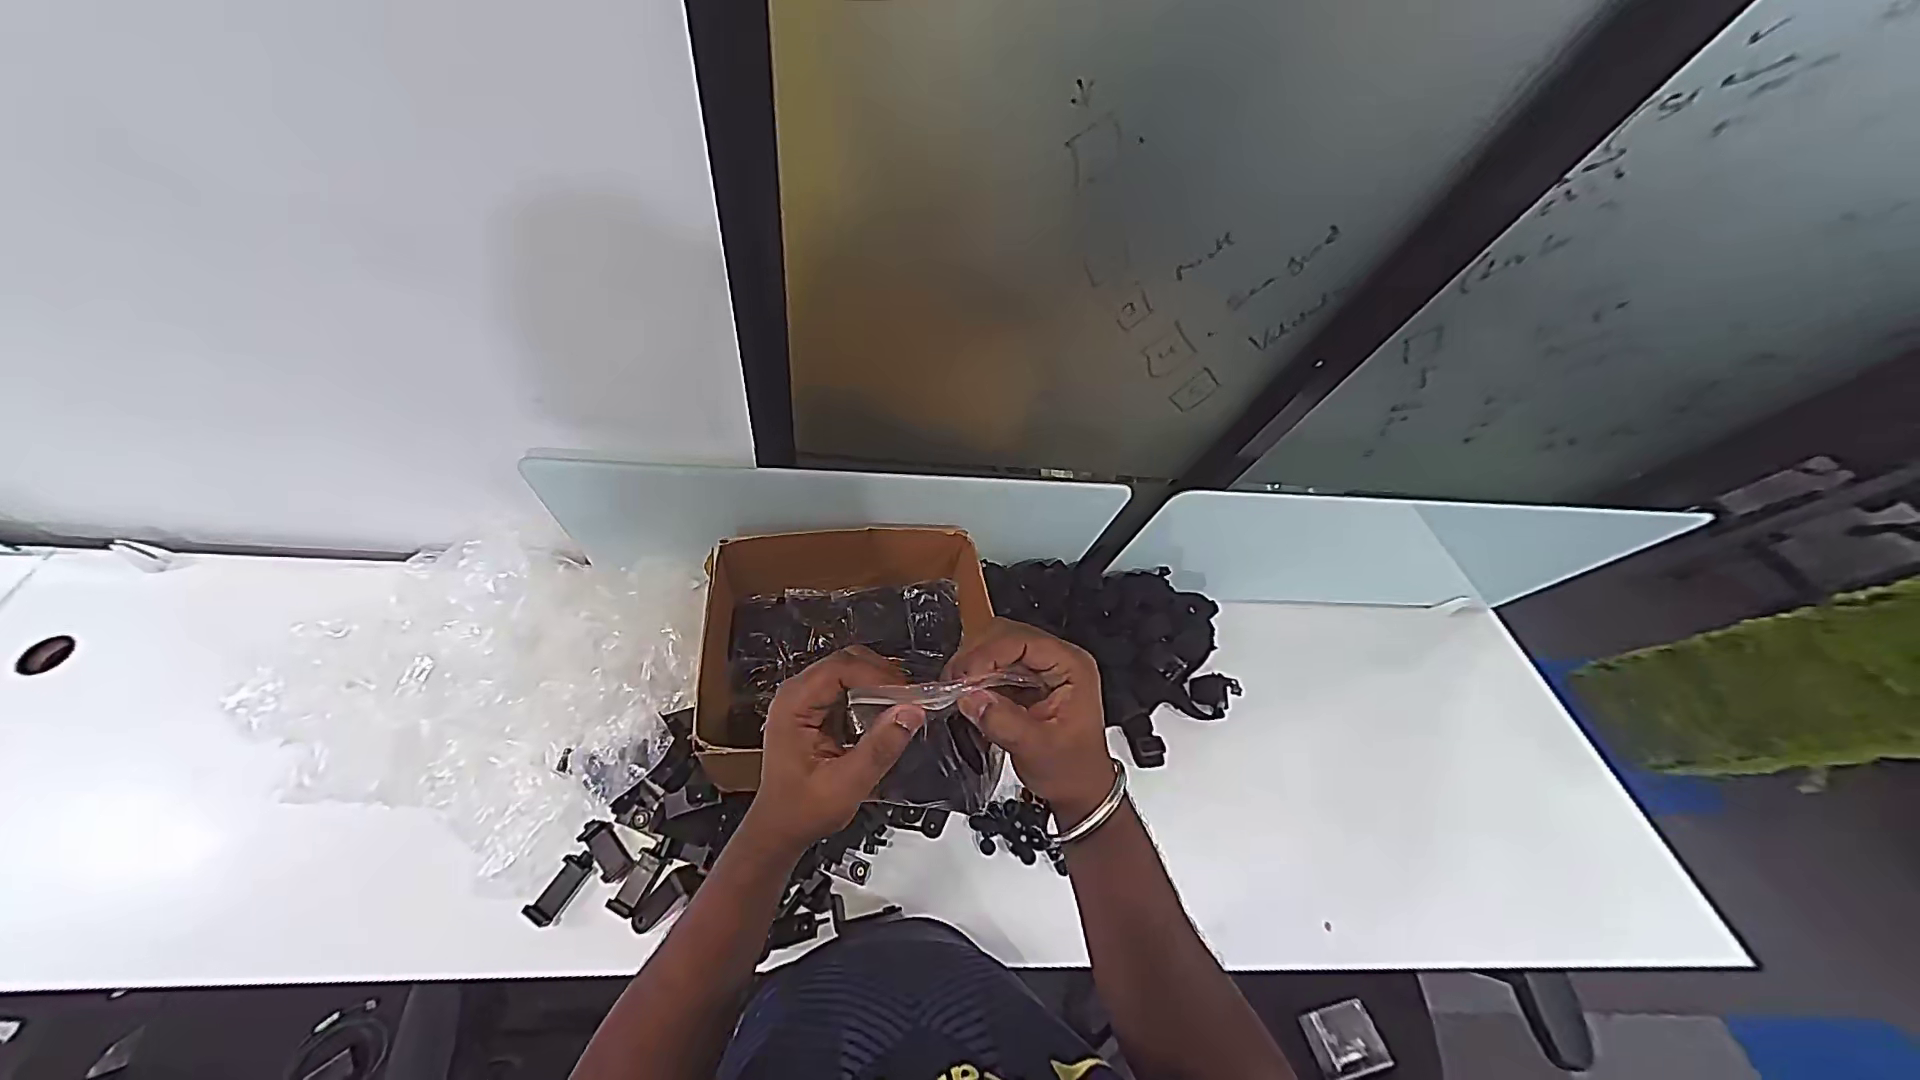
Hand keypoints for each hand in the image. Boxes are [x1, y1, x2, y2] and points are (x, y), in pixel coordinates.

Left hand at [738, 646, 924, 855]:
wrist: (781, 828)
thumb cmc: (801, 811)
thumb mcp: (846, 785)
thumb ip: (879, 748)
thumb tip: (911, 713)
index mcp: (793, 705)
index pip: (840, 669)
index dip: (878, 676)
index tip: (907, 694)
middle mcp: (796, 694)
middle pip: (847, 661)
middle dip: (882, 675)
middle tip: (911, 698)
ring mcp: (805, 698)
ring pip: (851, 669)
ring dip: (880, 682)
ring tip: (904, 704)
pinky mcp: (817, 707)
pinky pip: (850, 685)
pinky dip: (873, 692)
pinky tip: (887, 712)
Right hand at [945, 619, 1115, 821]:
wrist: (1079, 790)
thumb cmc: (1072, 770)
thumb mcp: (1039, 750)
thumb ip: (1005, 723)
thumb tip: (971, 699)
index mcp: (1071, 666)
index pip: (1023, 640)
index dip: (989, 654)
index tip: (965, 677)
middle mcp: (1055, 659)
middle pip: (1006, 636)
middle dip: (976, 656)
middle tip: (955, 683)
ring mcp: (1038, 668)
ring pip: (995, 646)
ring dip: (972, 665)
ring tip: (957, 689)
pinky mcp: (1023, 679)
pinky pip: (993, 665)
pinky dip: (974, 676)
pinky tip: (965, 694)